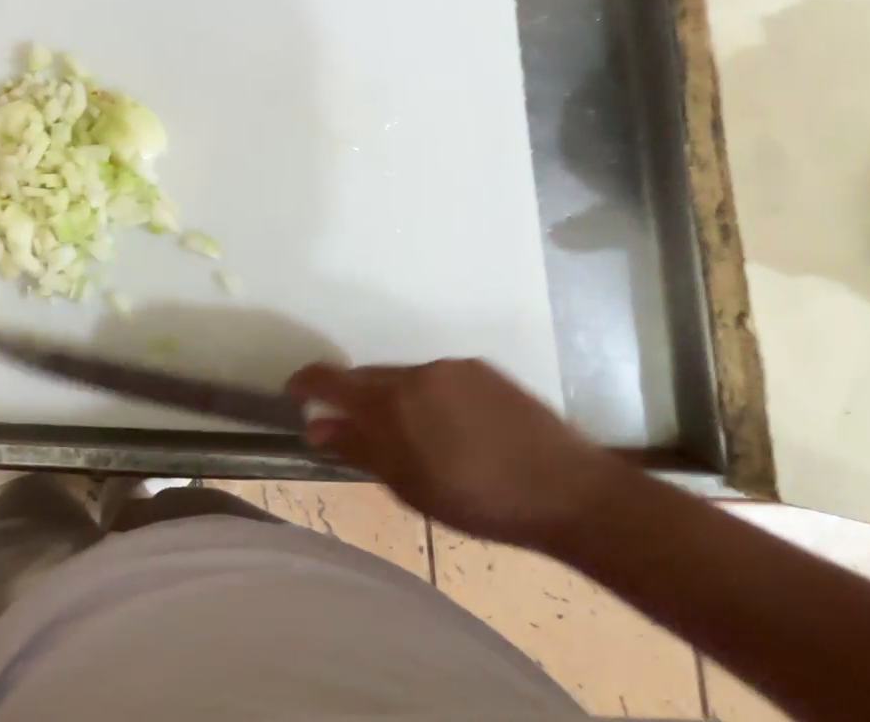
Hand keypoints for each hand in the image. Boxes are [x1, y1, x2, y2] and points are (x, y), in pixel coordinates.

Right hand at [286, 358, 625, 550]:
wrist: (575, 494)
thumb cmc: (479, 500)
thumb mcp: (407, 484)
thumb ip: (357, 448)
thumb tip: (315, 425)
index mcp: (390, 401)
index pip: (329, 379)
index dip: (305, 383)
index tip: (293, 394)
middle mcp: (416, 372)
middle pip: (367, 377)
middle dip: (355, 399)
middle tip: (357, 431)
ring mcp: (455, 369)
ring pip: (404, 378)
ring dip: (396, 400)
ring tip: (413, 438)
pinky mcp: (488, 373)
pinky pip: (440, 378)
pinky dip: (431, 398)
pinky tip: (452, 430)